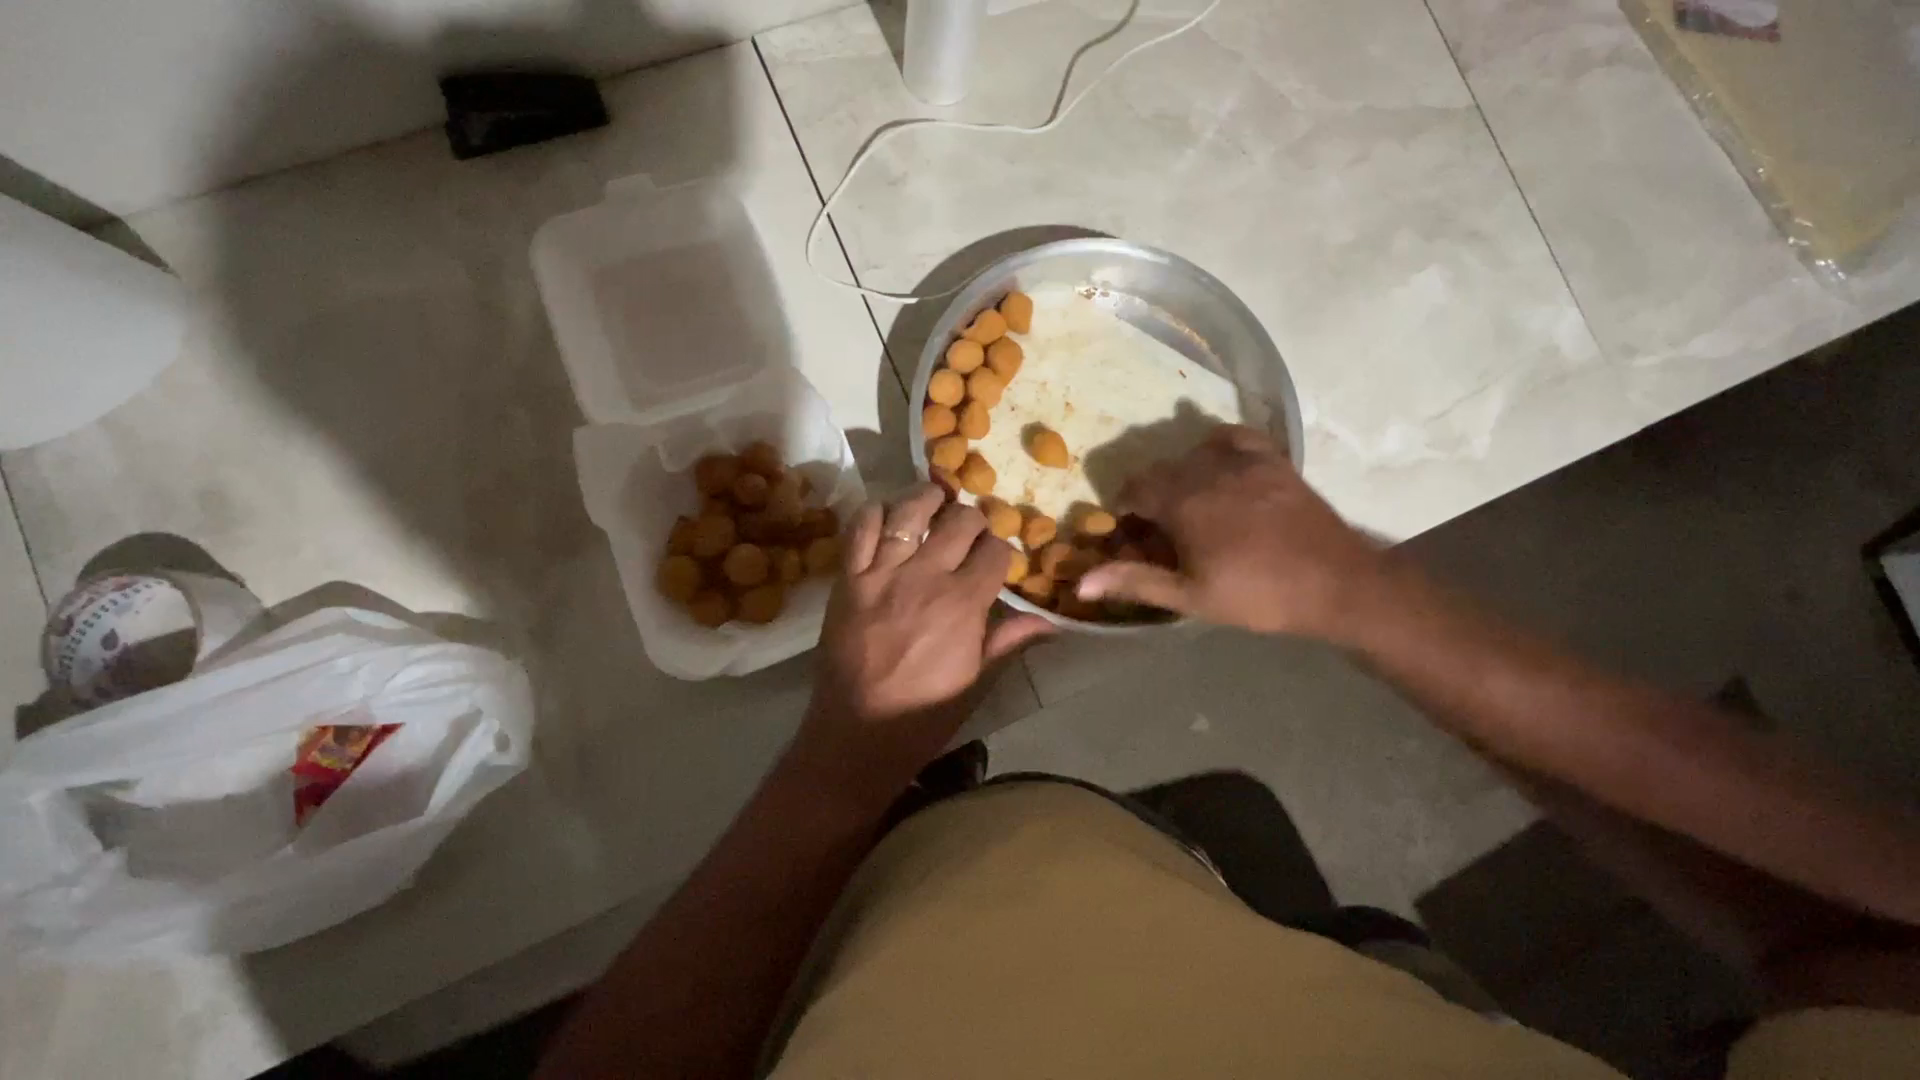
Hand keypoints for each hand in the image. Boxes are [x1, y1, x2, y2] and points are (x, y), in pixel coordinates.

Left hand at [800, 485, 1052, 788]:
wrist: (858, 733)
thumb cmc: (925, 714)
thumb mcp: (977, 681)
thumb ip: (1008, 640)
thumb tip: (1051, 621)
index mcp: (964, 603)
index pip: (996, 551)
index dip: (1002, 551)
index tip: (998, 560)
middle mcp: (926, 576)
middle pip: (960, 521)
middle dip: (973, 521)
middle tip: (969, 534)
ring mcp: (882, 573)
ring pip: (910, 511)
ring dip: (928, 499)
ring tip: (935, 501)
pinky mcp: (848, 578)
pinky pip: (860, 527)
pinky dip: (875, 512)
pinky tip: (888, 516)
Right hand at [1076, 425, 1389, 639]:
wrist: (1336, 584)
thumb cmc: (1258, 596)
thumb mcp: (1191, 597)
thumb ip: (1136, 582)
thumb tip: (1081, 583)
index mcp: (1183, 503)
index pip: (1134, 488)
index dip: (1124, 508)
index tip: (1129, 532)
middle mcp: (1207, 470)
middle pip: (1160, 470)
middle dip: (1150, 494)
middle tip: (1159, 529)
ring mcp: (1242, 460)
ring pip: (1191, 453)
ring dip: (1180, 475)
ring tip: (1190, 506)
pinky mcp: (1272, 459)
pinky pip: (1232, 436)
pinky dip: (1216, 446)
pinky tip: (1218, 466)